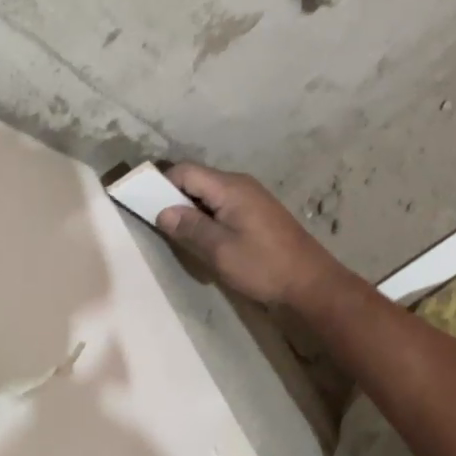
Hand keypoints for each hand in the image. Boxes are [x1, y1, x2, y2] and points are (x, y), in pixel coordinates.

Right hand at [156, 163, 360, 309]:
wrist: (312, 284)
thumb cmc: (263, 265)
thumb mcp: (219, 250)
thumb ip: (189, 227)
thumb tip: (162, 211)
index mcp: (230, 187)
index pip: (184, 171)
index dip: (161, 183)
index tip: (143, 203)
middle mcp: (240, 184)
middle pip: (197, 180)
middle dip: (174, 197)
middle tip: (156, 222)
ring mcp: (252, 198)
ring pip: (209, 194)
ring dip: (191, 210)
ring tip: (179, 234)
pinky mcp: (258, 214)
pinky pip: (223, 206)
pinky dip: (208, 217)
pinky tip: (205, 239)